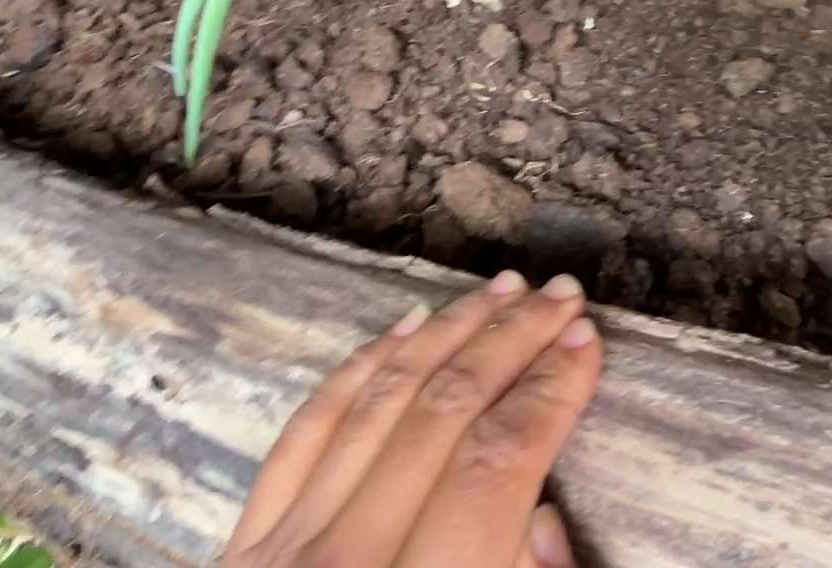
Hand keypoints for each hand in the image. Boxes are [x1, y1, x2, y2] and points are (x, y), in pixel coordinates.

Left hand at [222, 271, 601, 567]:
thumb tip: (539, 523)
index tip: (587, 340)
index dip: (550, 393)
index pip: (496, 466)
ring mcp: (280, 551)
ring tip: (500, 291)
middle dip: (511, 343)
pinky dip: (363, 368)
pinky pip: (310, 427)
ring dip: (449, 334)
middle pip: (444, 414)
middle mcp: (344, 565)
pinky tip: (405, 327)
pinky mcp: (244, 546)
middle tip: (561, 295)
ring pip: (381, 402)